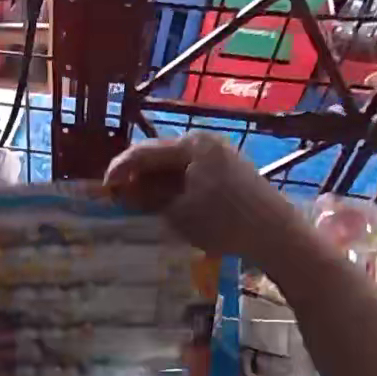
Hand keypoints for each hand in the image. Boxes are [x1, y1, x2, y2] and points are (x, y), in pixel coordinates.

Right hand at [104, 131, 311, 267]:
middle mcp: (204, 142)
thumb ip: (146, 197)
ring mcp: (217, 154)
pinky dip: (170, 186)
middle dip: (135, 175)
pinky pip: (187, 172)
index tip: (103, 189)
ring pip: (171, 165)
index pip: (143, 151)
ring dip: (152, 183)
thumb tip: (122, 190)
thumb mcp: (176, 212)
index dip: (119, 169)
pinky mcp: (225, 169)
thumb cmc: (223, 221)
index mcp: (191, 145)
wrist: (273, 233)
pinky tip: (161, 204)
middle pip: (157, 155)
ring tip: (136, 204)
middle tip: (117, 197)